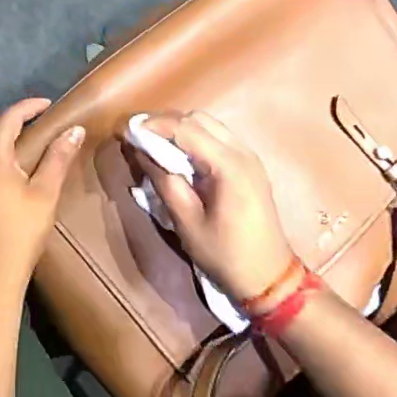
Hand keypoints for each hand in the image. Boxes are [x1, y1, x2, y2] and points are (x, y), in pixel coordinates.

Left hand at [0, 98, 86, 296]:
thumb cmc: (20, 232)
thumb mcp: (45, 193)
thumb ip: (58, 157)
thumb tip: (74, 129)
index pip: (9, 116)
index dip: (29, 106)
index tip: (48, 104)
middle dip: (12, 117)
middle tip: (36, 122)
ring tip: (23, 143)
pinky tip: (4, 172)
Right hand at [125, 111, 295, 302]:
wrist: (270, 278)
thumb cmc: (225, 254)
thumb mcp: (187, 222)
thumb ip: (164, 182)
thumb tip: (141, 152)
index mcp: (229, 165)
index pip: (186, 128)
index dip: (153, 125)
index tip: (127, 130)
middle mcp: (242, 152)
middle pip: (198, 119)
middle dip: (166, 123)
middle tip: (139, 138)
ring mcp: (249, 157)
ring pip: (209, 125)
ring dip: (181, 129)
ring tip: (155, 145)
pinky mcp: (250, 166)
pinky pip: (218, 138)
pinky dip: (196, 139)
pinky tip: (180, 156)